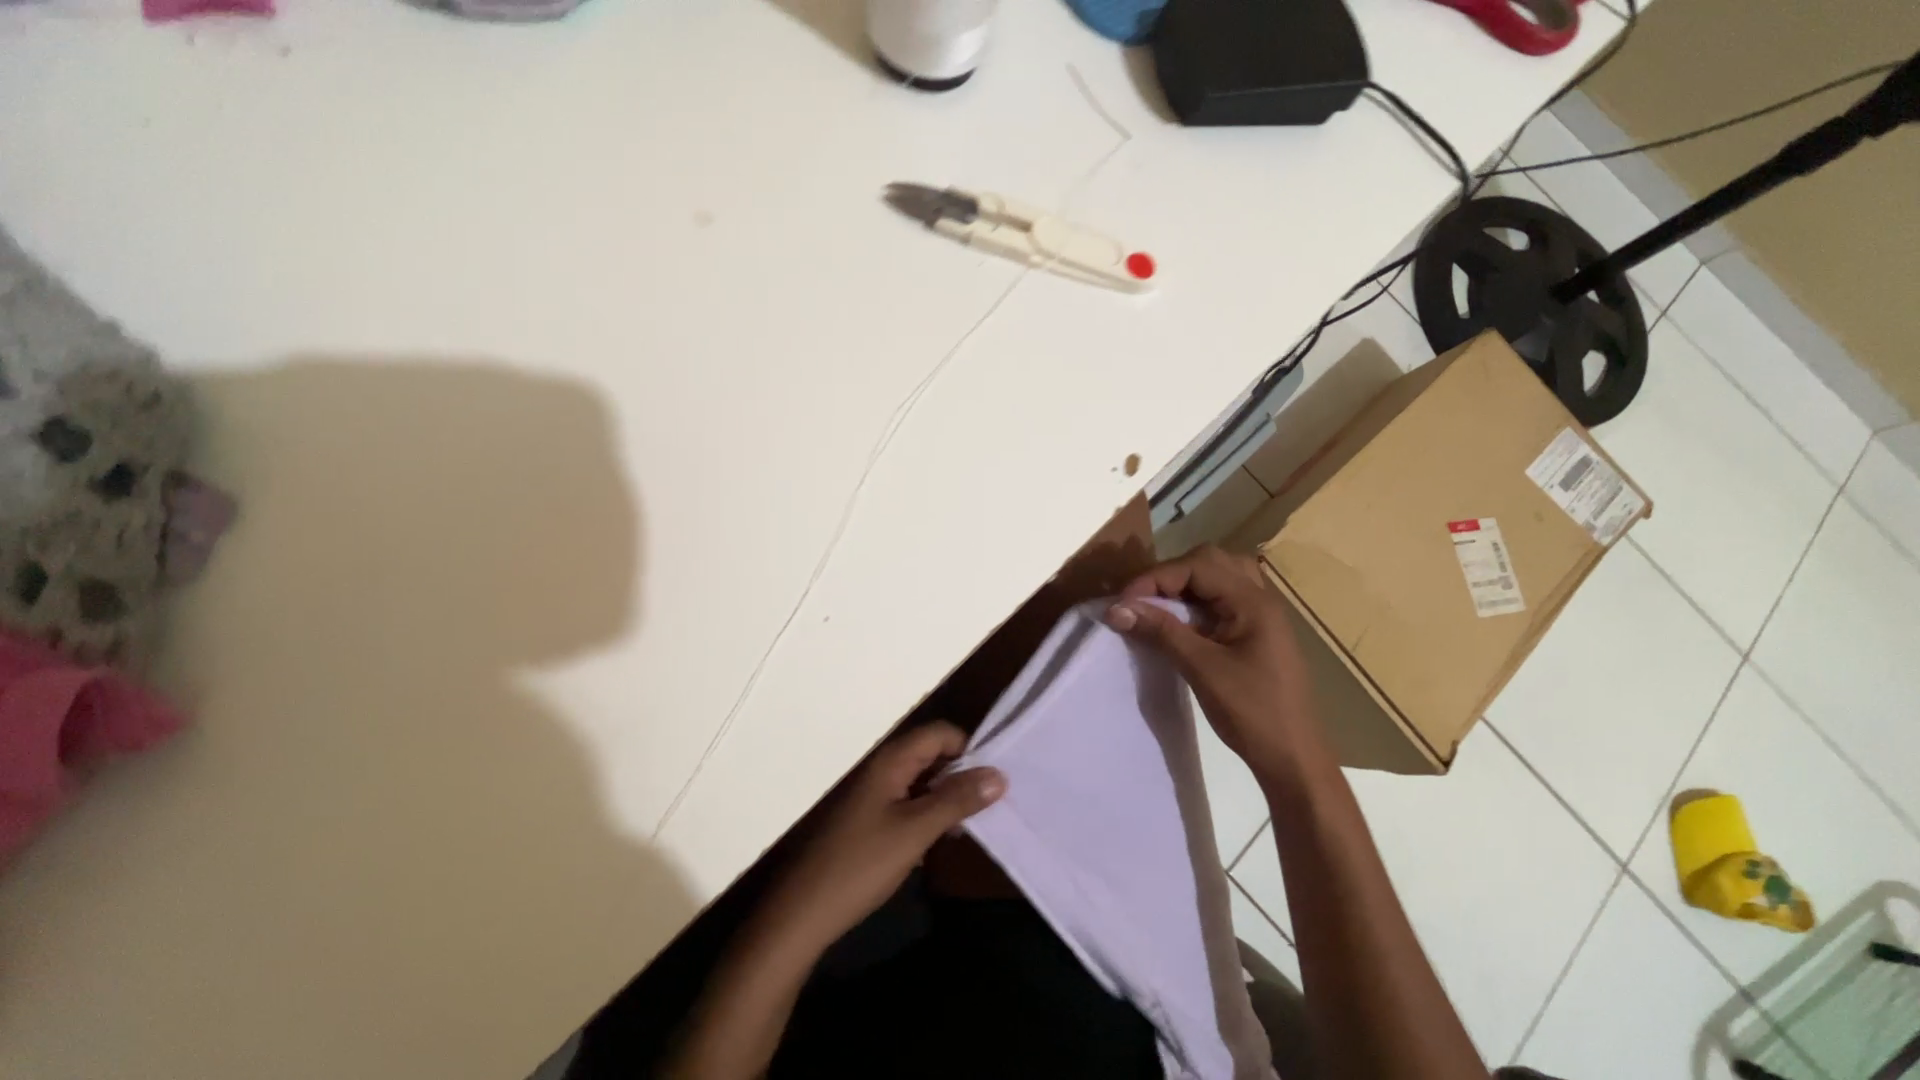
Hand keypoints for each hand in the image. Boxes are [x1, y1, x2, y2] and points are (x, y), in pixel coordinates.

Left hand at [767, 722, 1005, 948]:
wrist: (806, 911)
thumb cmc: (862, 864)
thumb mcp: (916, 831)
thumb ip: (957, 800)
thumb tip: (1000, 774)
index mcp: (890, 762)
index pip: (940, 733)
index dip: (969, 748)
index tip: (997, 778)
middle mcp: (882, 770)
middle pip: (932, 754)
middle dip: (963, 773)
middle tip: (996, 801)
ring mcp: (874, 797)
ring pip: (923, 782)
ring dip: (949, 797)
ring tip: (976, 822)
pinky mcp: (871, 822)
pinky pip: (910, 804)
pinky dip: (931, 815)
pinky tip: (946, 839)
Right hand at [1103, 545, 1318, 773]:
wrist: (1293, 757)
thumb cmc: (1252, 712)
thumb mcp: (1202, 669)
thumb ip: (1161, 632)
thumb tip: (1116, 608)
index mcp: (1253, 602)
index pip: (1197, 566)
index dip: (1156, 578)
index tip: (1123, 603)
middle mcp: (1260, 599)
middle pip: (1209, 562)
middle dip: (1169, 576)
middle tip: (1140, 602)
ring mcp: (1260, 616)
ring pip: (1217, 579)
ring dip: (1183, 587)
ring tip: (1156, 609)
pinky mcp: (1255, 634)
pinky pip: (1222, 601)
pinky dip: (1195, 604)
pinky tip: (1178, 625)